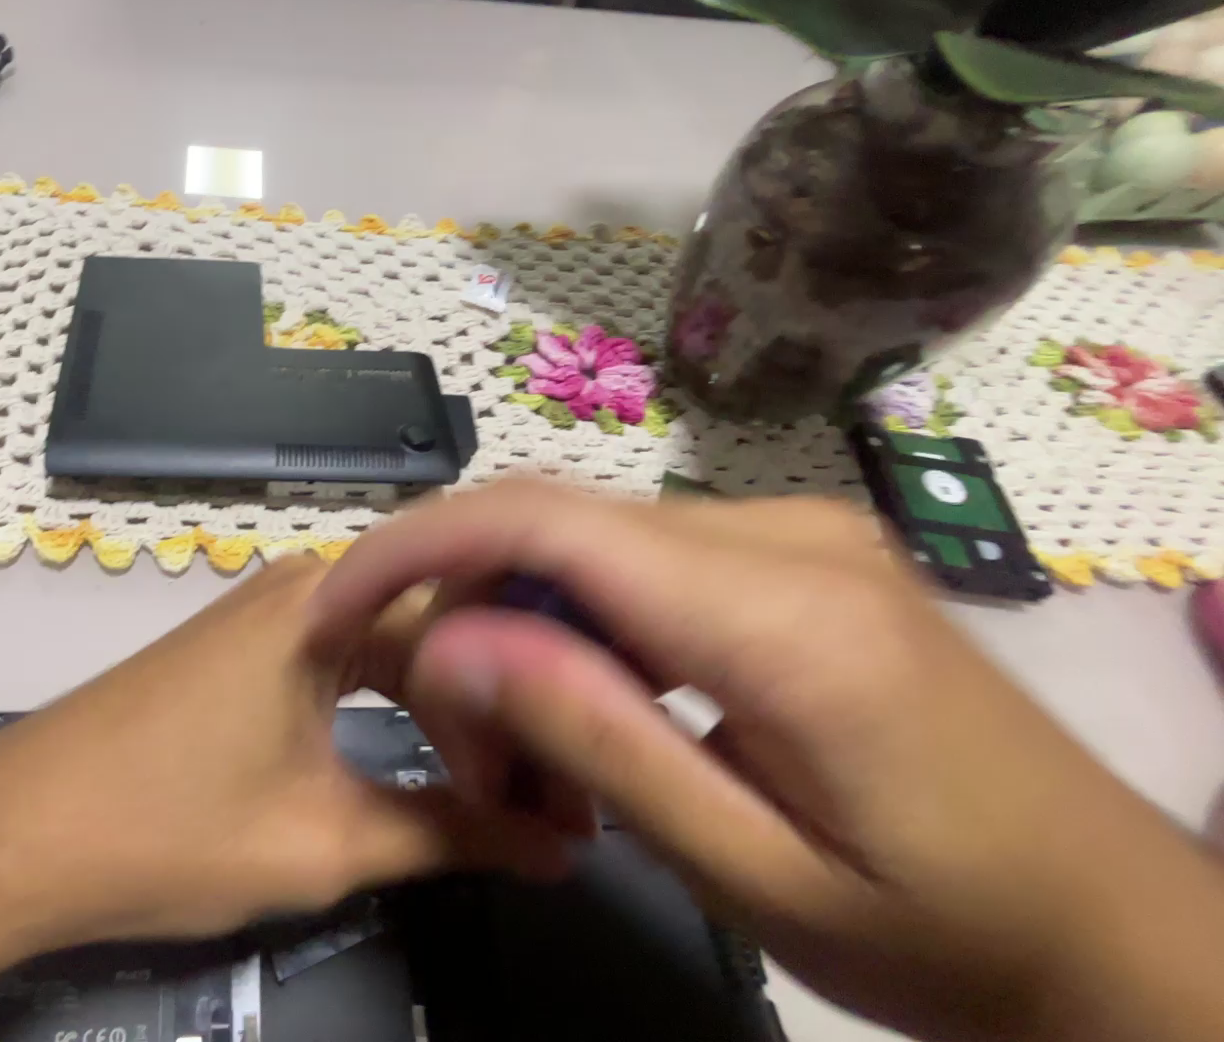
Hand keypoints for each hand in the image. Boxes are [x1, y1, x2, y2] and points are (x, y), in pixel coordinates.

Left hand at [0, 556, 563, 1041]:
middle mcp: (305, 584)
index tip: (576, 795)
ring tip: (497, 786)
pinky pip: (344, 656)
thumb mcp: (324, 841)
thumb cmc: (167, 829)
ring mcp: (269, 612)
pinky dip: (389, 704)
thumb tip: (557, 848)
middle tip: (550, 796)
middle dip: (496, 710)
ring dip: (445, 709)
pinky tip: (422, 752)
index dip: (533, 718)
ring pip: (392, 645)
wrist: (15, 833)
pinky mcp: (244, 646)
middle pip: (437, 631)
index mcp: (329, 604)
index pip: (473, 637)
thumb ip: (450, 835)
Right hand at [311, 480, 1223, 1041]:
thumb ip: (597, 739)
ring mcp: (785, 531)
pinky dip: (568, 629)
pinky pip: (625, 562)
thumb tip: (453, 640)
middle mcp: (778, 532)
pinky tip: (587, 714)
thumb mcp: (748, 871)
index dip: (413, 549)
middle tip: (465, 758)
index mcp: (780, 615)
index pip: (542, 519)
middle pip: (545, 526)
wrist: (1122, 934)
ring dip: (513, 632)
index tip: (333, 611)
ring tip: (528, 760)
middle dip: (459, 620)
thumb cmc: (944, 934)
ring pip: (574, 542)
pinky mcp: (782, 553)